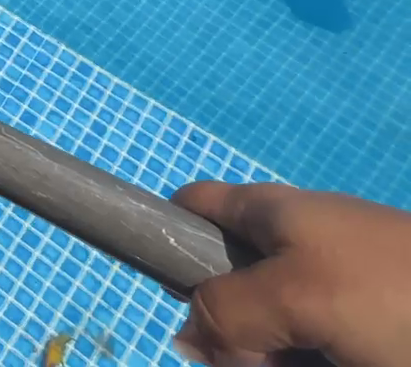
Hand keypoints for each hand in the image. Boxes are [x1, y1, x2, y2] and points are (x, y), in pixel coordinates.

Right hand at [171, 181, 410, 366]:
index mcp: (271, 210)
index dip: (170, 242)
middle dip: (232, 328)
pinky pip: (333, 349)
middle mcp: (305, 241)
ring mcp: (354, 291)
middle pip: (237, 281)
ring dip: (275, 356)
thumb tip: (190, 339)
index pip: (191, 207)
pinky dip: (321, 362)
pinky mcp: (387, 331)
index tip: (180, 300)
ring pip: (288, 328)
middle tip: (247, 365)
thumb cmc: (397, 297)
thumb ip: (221, 310)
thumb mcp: (292, 297)